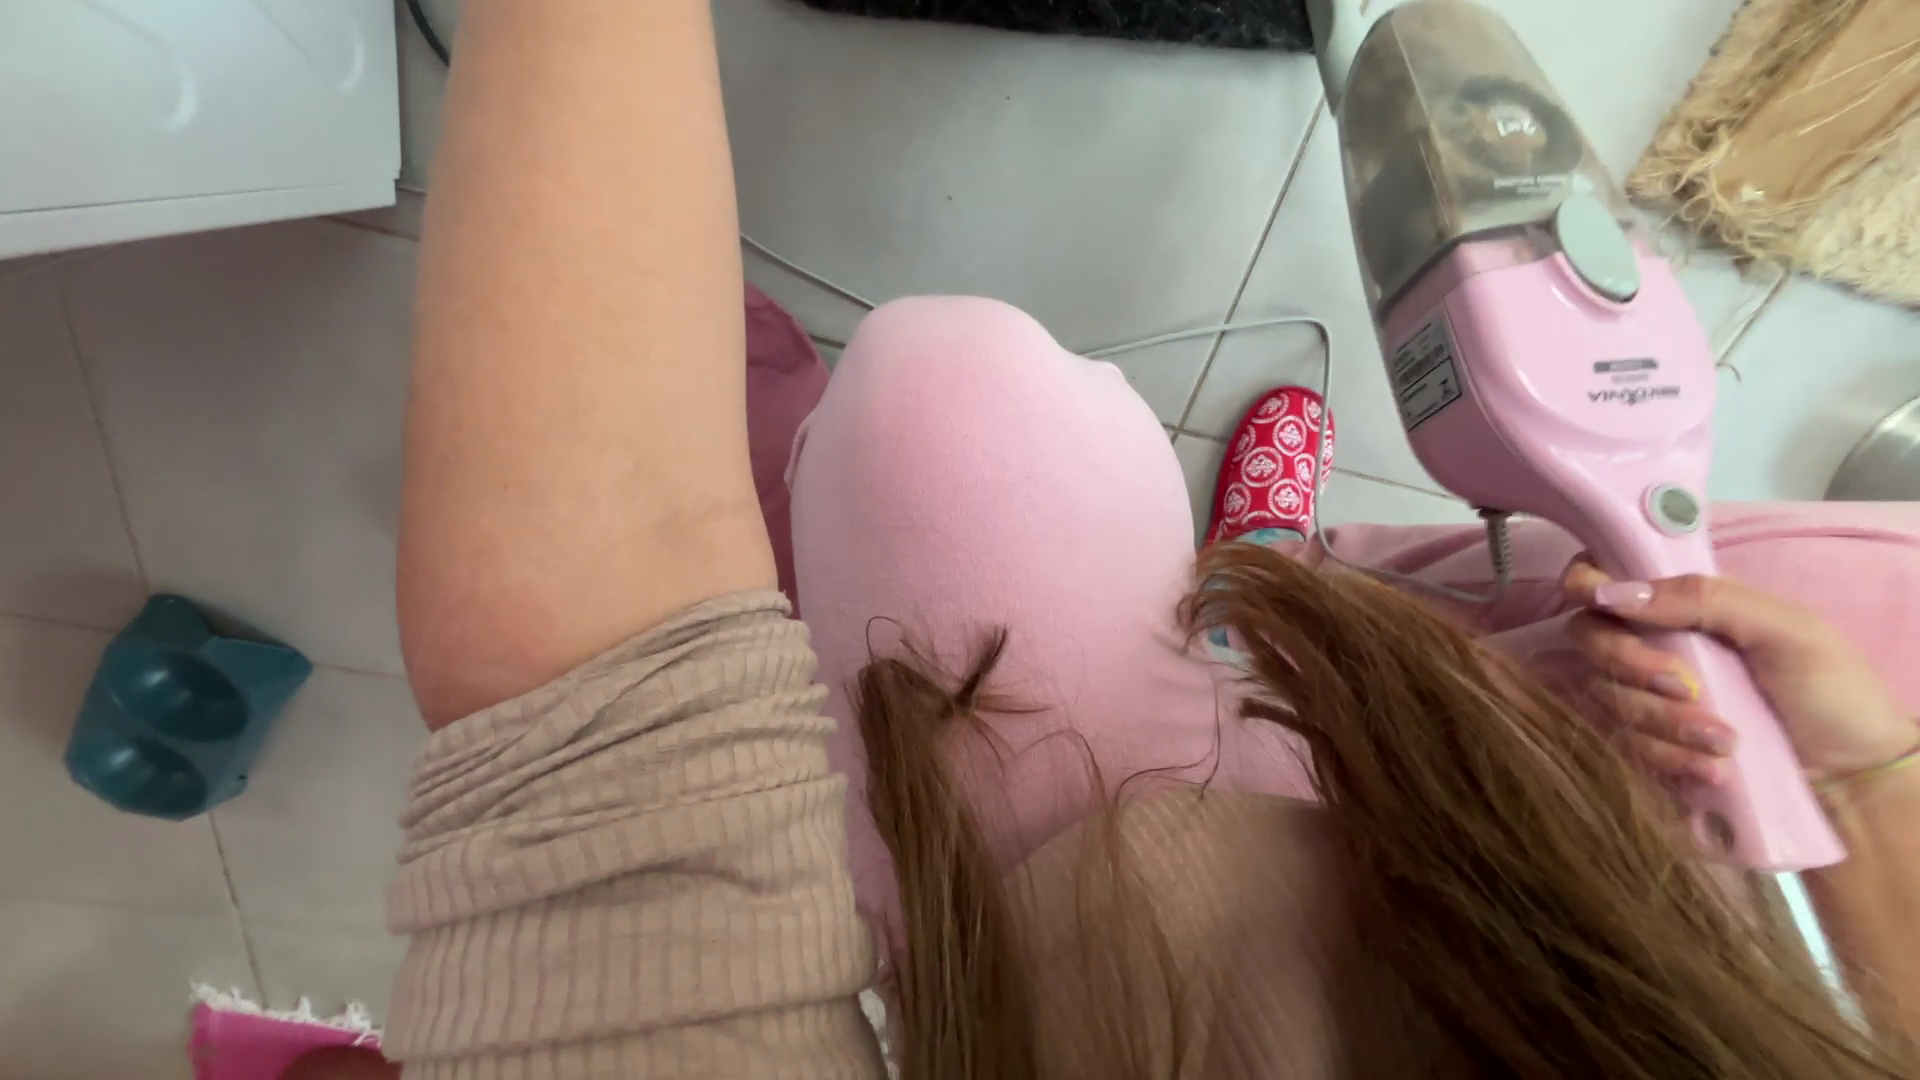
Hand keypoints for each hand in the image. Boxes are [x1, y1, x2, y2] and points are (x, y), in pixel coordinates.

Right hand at [1562, 559, 1915, 786]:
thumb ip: (1706, 599)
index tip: (1599, 604)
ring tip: (1725, 743)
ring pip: (1603, 691)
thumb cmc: (1834, 695)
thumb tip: (1610, 593)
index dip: (1584, 585)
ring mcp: (1637, 690)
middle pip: (1587, 634)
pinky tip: (1713, 767)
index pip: (1599, 575)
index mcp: (1677, 604)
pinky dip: (1667, 754)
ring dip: (1662, 720)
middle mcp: (1645, 641)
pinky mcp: (1638, 735)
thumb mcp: (1790, 632)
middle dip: (1627, 663)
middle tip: (1686, 688)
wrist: (1855, 782)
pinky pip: (1622, 738)